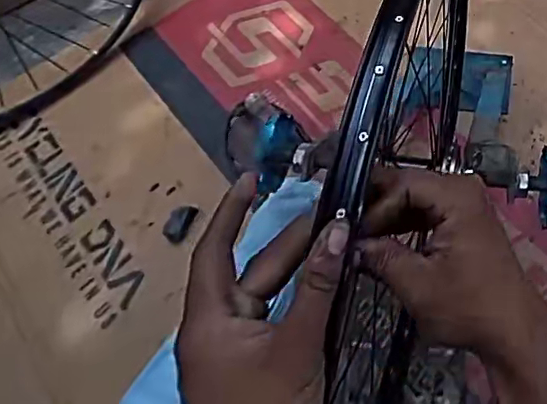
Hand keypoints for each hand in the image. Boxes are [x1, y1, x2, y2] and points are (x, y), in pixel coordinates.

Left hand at [175, 174, 346, 403]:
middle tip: (326, 211)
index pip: (214, 250)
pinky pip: (275, 317)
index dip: (231, 210)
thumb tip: (338, 229)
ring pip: (268, 294)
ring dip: (299, 268)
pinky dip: (298, 297)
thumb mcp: (297, 347)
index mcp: (208, 321)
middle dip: (289, 241)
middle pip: (252, 270)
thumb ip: (317, 285)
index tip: (250, 178)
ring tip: (332, 236)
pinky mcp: (254, 367)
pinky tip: (324, 278)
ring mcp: (235, 351)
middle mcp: (216, 329)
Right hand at [355, 169, 546, 353]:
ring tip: (363, 234)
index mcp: (456, 193)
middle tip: (350, 225)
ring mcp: (465, 200)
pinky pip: (428, 208)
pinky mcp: (464, 216)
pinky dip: (406, 222)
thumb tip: (350, 245)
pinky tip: (385, 238)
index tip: (355, 231)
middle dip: (379, 206)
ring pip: (416, 196)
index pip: (403, 183)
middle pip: (409, 184)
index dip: (376, 206)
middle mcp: (462, 187)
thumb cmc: (470, 306)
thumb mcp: (418, 285)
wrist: (513, 332)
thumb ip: (382, 258)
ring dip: (390, 215)